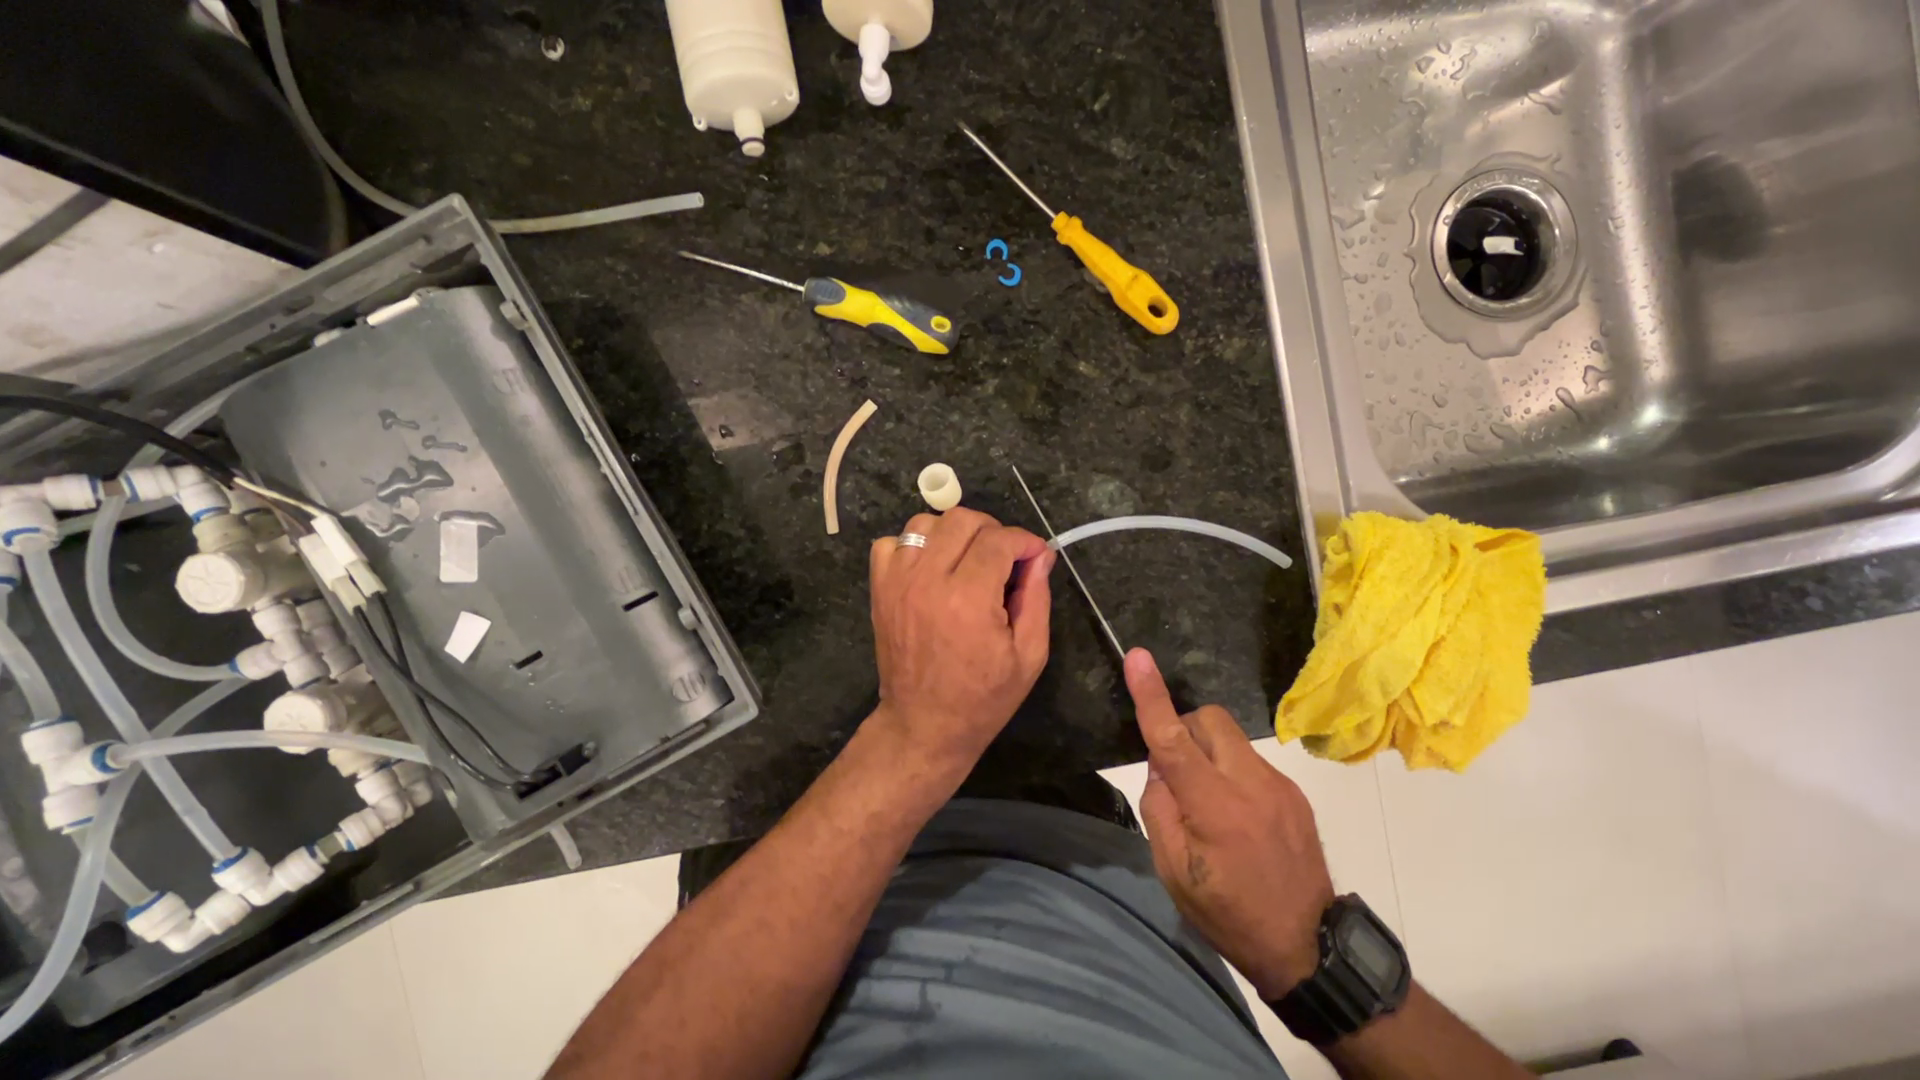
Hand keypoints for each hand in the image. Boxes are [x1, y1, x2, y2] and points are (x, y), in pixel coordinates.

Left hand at [868, 508, 1054, 770]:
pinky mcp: (880, 590)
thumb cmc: (983, 698)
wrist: (924, 725)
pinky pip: (890, 544)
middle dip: (992, 531)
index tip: (1035, 555)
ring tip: (968, 560)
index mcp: (969, 599)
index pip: (999, 540)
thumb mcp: (1029, 655)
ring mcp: (898, 583)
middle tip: (1004, 558)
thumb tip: (1041, 555)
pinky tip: (931, 570)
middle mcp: (928, 581)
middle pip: (961, 520)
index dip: (1024, 541)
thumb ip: (1036, 598)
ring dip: (952, 533)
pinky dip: (913, 547)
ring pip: (924, 523)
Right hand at [1126, 647, 1334, 999]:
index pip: (1173, 738)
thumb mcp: (1174, 872)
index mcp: (1214, 807)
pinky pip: (1250, 760)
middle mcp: (1250, 784)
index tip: (1137, 657)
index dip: (1151, 696)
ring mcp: (1279, 785)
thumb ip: (1160, 809)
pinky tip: (1235, 814)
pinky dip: (1230, 771)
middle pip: (1207, 719)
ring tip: (1206, 802)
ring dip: (1207, 751)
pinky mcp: (1295, 792)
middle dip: (1182, 727)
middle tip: (1173, 772)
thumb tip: (1160, 767)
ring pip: (1230, 738)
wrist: (1307, 945)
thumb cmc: (1228, 914)